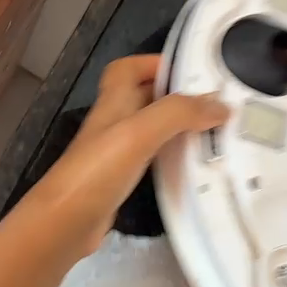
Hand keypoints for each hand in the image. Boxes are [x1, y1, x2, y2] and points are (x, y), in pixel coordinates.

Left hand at [24, 56, 227, 252]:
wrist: (65, 223)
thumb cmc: (98, 170)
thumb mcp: (139, 131)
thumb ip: (178, 113)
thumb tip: (221, 104)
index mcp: (112, 102)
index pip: (127, 68)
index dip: (154, 63)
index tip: (192, 71)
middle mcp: (113, 122)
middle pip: (144, 98)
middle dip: (178, 97)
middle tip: (218, 105)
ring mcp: (115, 153)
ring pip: (151, 130)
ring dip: (179, 128)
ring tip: (217, 135)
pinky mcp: (121, 180)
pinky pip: (152, 159)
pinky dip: (173, 157)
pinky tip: (195, 168)